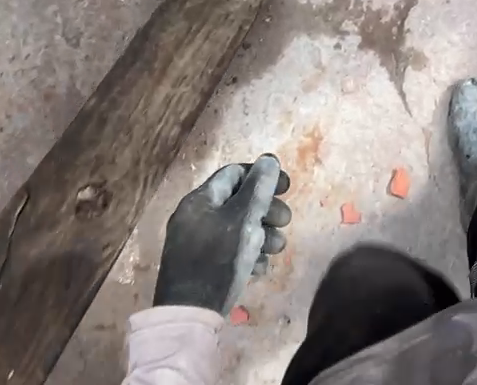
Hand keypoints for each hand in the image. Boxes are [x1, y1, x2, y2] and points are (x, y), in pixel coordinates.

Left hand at [154, 154, 292, 313]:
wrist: (189, 316)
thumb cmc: (218, 260)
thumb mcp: (242, 220)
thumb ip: (257, 189)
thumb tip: (269, 160)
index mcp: (200, 200)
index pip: (235, 174)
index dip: (262, 176)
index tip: (287, 187)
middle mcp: (195, 217)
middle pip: (237, 201)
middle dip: (266, 209)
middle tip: (286, 220)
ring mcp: (196, 244)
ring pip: (236, 228)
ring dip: (262, 233)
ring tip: (279, 248)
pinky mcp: (200, 268)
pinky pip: (229, 251)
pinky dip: (248, 253)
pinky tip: (261, 267)